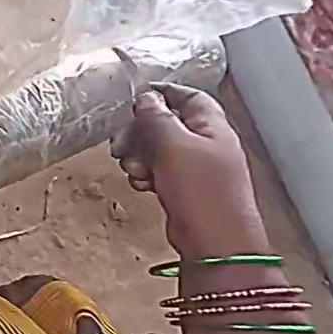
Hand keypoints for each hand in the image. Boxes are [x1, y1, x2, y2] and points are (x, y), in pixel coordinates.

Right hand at [111, 84, 267, 259]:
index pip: (189, 96)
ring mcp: (195, 165)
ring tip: (133, 171)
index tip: (134, 97)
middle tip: (119, 146)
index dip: (164, 92)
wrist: (213, 241)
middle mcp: (205, 143)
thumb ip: (157, 118)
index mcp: (212, 128)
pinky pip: (156, 169)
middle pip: (165, 123)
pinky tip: (142, 184)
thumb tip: (146, 98)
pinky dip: (145, 173)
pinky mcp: (182, 185)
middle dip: (138, 131)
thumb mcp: (174, 146)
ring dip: (138, 155)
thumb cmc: (198, 188)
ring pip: (156, 147)